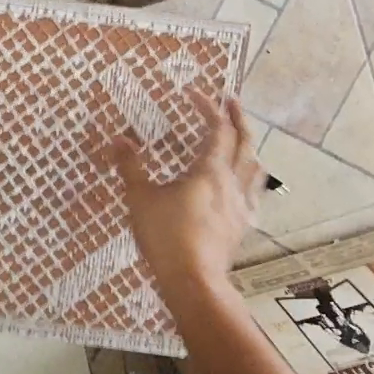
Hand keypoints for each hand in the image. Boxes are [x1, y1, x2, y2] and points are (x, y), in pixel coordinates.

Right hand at [107, 90, 261, 299]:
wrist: (193, 279)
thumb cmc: (165, 235)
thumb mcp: (140, 197)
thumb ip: (130, 166)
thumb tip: (117, 139)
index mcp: (209, 170)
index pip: (217, 129)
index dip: (208, 108)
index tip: (193, 94)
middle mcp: (231, 182)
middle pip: (245, 142)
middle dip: (238, 118)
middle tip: (231, 101)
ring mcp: (240, 205)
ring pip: (255, 167)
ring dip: (249, 146)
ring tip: (242, 140)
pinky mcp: (241, 225)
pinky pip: (253, 194)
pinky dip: (249, 179)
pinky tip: (243, 186)